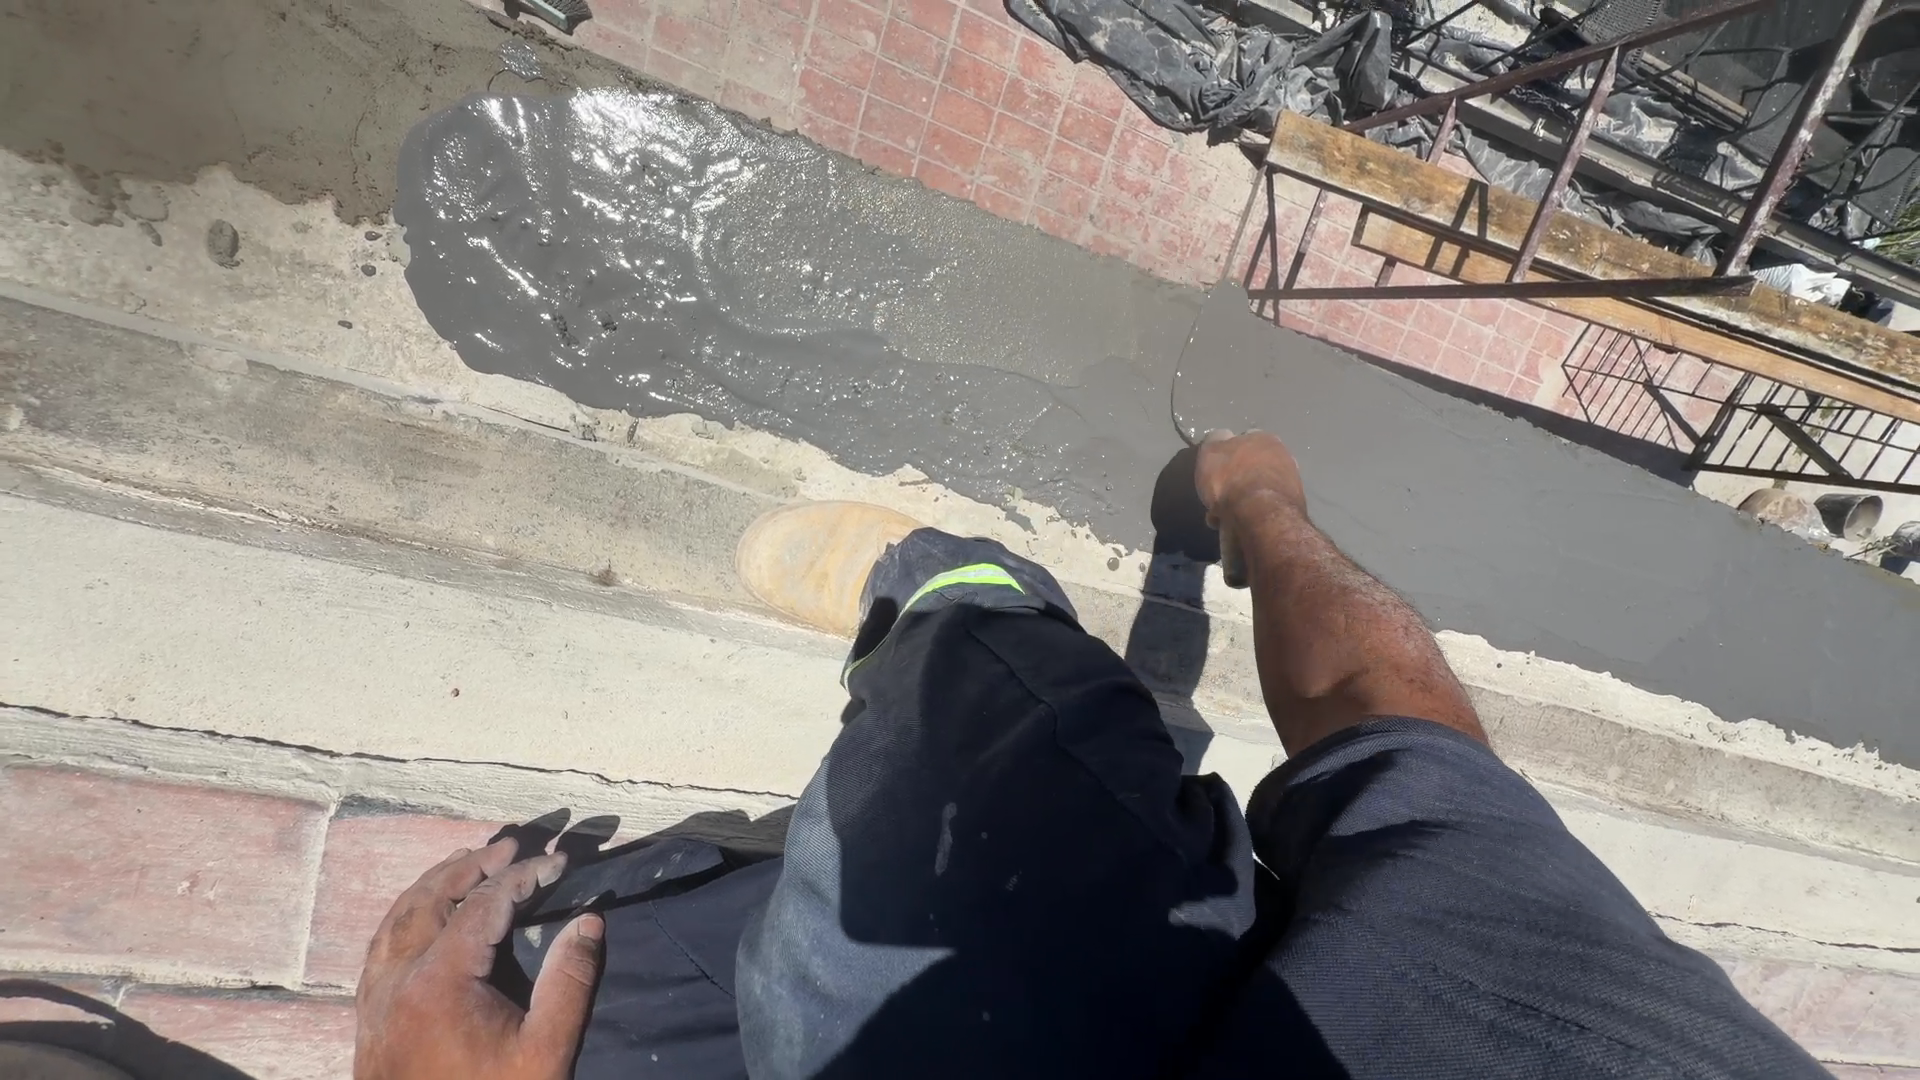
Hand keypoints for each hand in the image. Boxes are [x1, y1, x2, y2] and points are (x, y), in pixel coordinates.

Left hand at [355, 839, 602, 1079]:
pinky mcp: (370, 1020)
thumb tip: (590, 919)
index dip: (525, 874)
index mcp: (439, 982)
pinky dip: (407, 914)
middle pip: (430, 899)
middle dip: (472, 864)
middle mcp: (398, 982)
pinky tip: (427, 913)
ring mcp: (377, 1002)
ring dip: (435, 883)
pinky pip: (381, 948)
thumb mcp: (546, 1047)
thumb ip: (571, 979)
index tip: (560, 862)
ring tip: (469, 861)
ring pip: (397, 920)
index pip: (484, 903)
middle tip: (511, 845)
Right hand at [1193, 430, 1306, 528]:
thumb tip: (1220, 438)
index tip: (1214, 468)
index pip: (1244, 440)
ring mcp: (1288, 486)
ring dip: (1236, 502)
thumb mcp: (1211, 450)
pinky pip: (1257, 511)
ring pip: (1251, 492)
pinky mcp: (1286, 511)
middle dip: (1232, 481)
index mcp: (1265, 439)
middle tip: (1216, 494)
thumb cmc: (1231, 477)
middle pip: (1248, 468)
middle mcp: (1282, 458)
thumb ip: (1214, 440)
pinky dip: (1244, 517)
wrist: (1257, 516)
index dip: (1226, 454)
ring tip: (1220, 514)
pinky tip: (1231, 524)